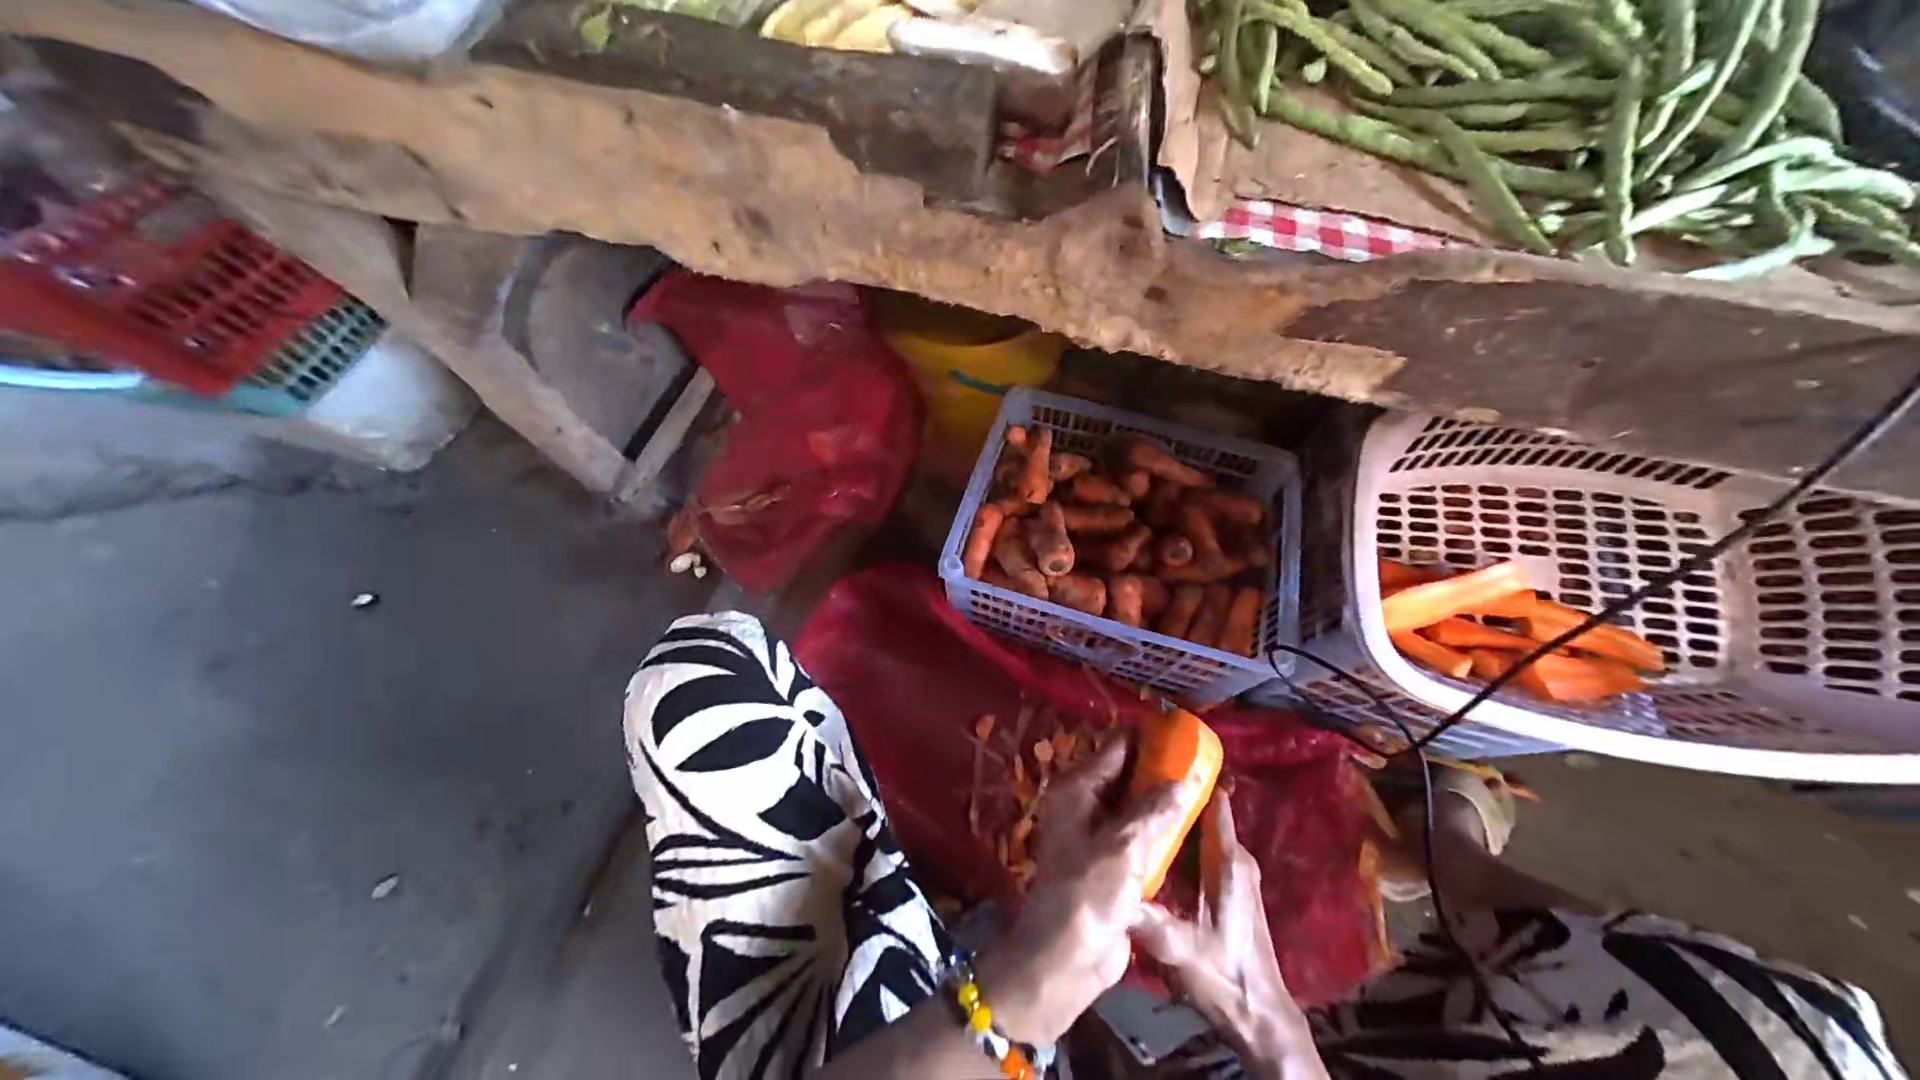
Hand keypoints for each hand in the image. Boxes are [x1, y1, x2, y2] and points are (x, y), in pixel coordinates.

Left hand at [975, 735, 1184, 1045]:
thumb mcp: (1126, 845)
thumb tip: (1185, 778)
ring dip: (1164, 799)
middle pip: (1127, 773)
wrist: (1067, 954)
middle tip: (1203, 765)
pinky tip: (1190, 827)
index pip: (1117, 747)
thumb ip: (1157, 808)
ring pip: (1135, 804)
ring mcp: (1095, 831)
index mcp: (1077, 788)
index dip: (1150, 738)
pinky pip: (1138, 832)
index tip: (1186, 736)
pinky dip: (1160, 827)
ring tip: (1204, 790)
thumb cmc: (1089, 890)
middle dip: (1162, 769)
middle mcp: (1083, 802)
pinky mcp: (1109, 858)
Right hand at [1132, 792, 1326, 1079]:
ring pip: (1198, 827)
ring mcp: (1231, 869)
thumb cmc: (1225, 979)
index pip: (1214, 801)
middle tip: (1128, 774)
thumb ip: (1151, 923)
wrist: (1259, 1017)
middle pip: (1201, 808)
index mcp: (1228, 861)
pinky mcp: (1224, 883)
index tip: (1156, 752)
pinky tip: (1146, 836)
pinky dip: (1176, 834)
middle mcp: (1233, 857)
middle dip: (1170, 790)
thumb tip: (1110, 891)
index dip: (1190, 774)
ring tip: (1131, 798)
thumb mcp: (1182, 952)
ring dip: (1171, 813)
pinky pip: (1198, 844)